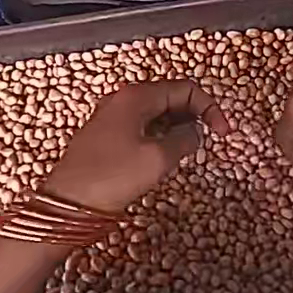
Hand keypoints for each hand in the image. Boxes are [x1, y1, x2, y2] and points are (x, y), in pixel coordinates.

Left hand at [43, 80, 230, 211]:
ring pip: (156, 114)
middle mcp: (122, 99)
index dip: (210, 108)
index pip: (185, 89)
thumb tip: (196, 133)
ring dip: (178, 128)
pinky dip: (160, 137)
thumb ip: (185, 139)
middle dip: (195, 116)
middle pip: (171, 97)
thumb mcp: (158, 159)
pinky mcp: (106, 136)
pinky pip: (142, 127)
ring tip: (189, 152)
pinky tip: (165, 156)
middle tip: (210, 142)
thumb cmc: (112, 178)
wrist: (68, 203)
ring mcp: (111, 117)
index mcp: (136, 96)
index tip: (224, 134)